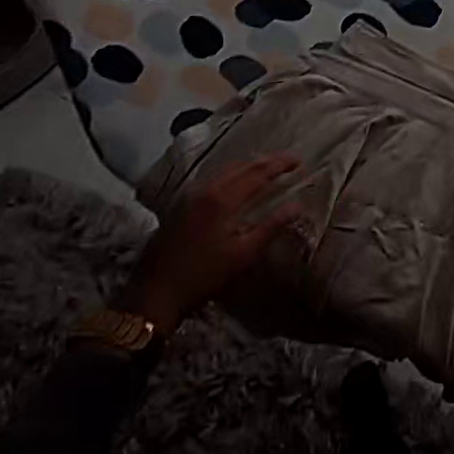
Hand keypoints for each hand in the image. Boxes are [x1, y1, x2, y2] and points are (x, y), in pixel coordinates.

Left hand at [113, 153, 306, 329]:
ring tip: (266, 168)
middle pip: (240, 167)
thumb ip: (272, 227)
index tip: (299, 159)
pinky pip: (213, 180)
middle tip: (287, 160)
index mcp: (223, 199)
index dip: (280, 164)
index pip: (258, 173)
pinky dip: (231, 176)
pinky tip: (235, 184)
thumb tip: (298, 206)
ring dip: (248, 167)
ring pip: (224, 172)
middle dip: (266, 161)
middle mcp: (206, 190)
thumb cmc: (204, 276)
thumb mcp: (244, 254)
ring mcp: (189, 196)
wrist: (154, 293)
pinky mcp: (180, 205)